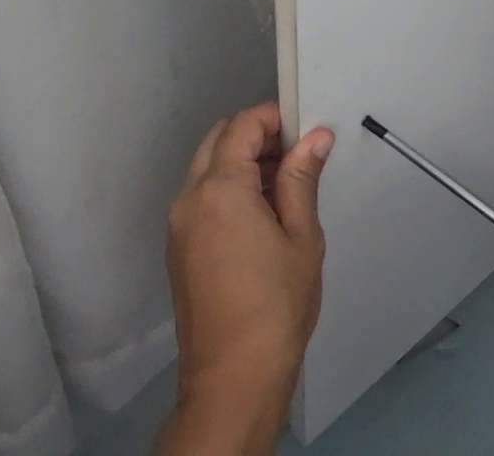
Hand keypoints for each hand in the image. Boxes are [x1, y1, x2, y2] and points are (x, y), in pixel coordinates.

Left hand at [154, 103, 333, 455]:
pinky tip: (260, 213)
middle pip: (218, 140)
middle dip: (256, 136)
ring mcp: (178, 223)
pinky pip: (200, 196)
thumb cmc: (278, 304)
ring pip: (206, 167)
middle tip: (297, 155)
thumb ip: (301, 179)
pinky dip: (227, 187)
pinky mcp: (177, 246)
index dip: (273, 118)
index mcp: (220, 189)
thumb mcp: (301, 236)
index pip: (242, 126)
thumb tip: (315, 136)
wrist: (233, 376)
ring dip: (241, 161)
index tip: (305, 129)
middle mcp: (189, 197)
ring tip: (284, 185)